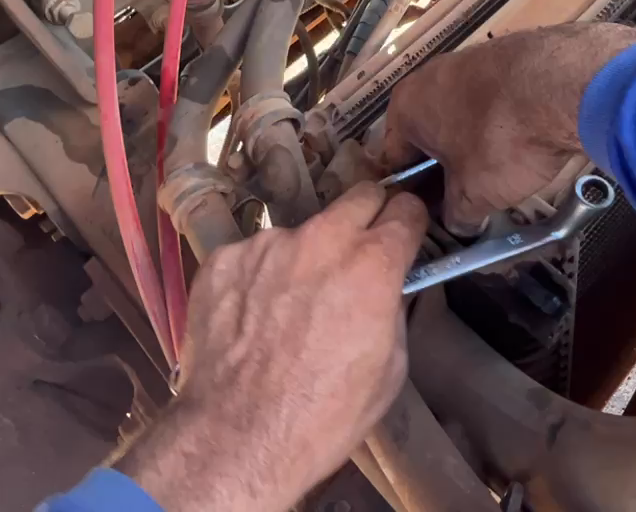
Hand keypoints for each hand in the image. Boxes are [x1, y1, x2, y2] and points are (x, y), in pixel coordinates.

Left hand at [118, 183, 427, 511]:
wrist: (235, 441)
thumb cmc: (324, 415)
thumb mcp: (390, 368)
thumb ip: (393, 307)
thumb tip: (388, 286)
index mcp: (372, 263)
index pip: (407, 207)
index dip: (410, 221)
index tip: (405, 233)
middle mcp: (323, 238)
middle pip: (361, 195)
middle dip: (368, 217)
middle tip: (358, 252)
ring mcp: (269, 243)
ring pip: (303, 230)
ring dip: (307, 255)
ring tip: (290, 305)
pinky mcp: (225, 257)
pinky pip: (255, 254)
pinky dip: (260, 276)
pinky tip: (252, 316)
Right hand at [378, 22, 635, 228]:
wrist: (563, 83)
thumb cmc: (501, 139)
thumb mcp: (474, 194)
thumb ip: (457, 213)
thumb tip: (458, 222)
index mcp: (406, 105)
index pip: (394, 158)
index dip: (409, 193)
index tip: (426, 216)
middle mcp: (431, 75)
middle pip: (429, 134)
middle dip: (444, 168)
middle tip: (465, 202)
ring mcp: (470, 60)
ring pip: (464, 115)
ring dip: (474, 144)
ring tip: (499, 175)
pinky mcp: (508, 56)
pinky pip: (496, 99)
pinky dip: (503, 121)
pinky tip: (524, 144)